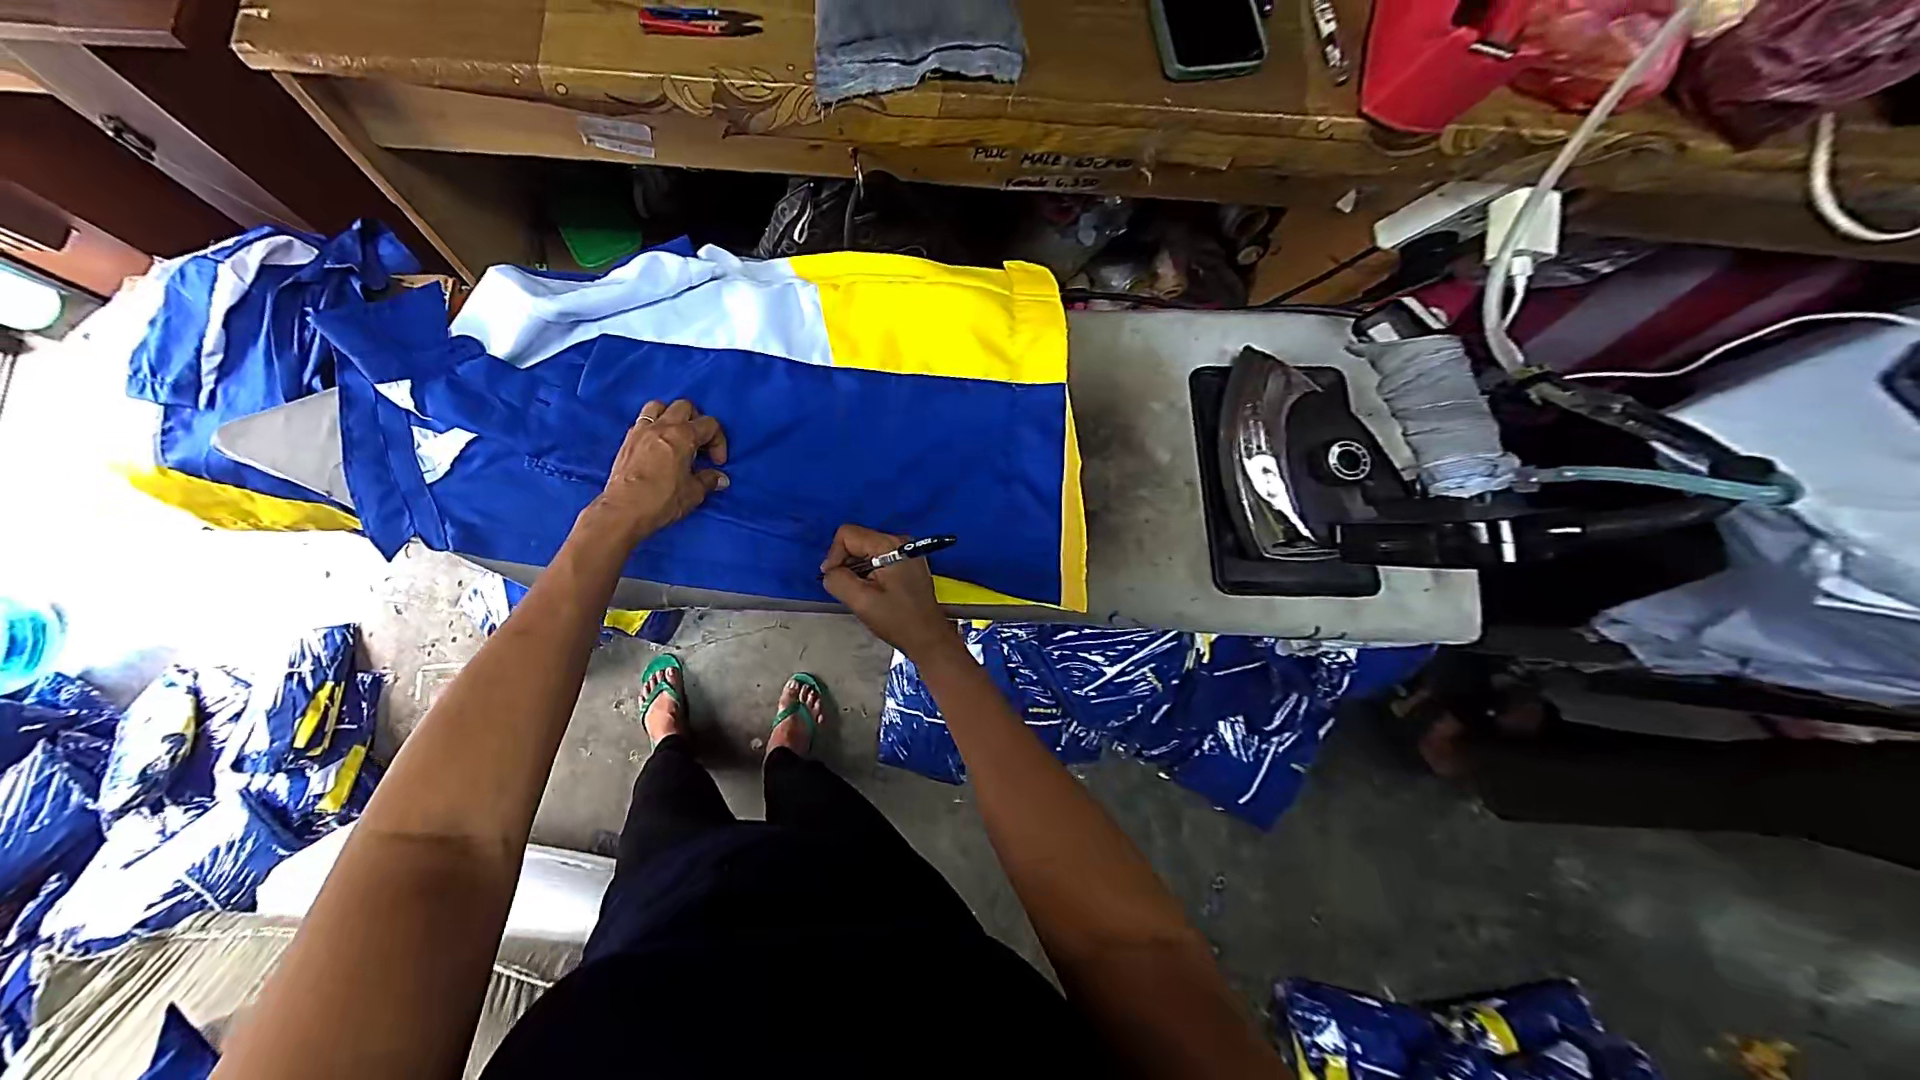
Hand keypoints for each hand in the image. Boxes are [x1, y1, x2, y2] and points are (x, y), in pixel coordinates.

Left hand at [588, 399, 728, 541]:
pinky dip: (654, 427)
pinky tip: (658, 445)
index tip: (717, 462)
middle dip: (697, 422)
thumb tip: (720, 478)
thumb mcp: (693, 493)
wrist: (624, 510)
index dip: (719, 442)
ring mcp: (641, 431)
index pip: (709, 425)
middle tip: (699, 444)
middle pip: (685, 407)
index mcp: (683, 436)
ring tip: (676, 436)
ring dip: (671, 417)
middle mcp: (662, 426)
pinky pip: (643, 421)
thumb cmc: (662, 500)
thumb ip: (708, 480)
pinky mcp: (627, 440)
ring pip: (659, 406)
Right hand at [820, 524, 957, 659]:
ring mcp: (906, 551)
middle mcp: (900, 541)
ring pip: (865, 551)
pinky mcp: (907, 562)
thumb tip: (830, 571)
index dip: (834, 556)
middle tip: (851, 591)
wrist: (928, 637)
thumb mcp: (861, 601)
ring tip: (864, 594)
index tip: (836, 580)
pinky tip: (874, 592)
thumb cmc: (898, 621)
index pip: (847, 534)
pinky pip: (877, 559)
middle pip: (857, 541)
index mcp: (890, 545)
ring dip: (857, 571)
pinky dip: (869, 573)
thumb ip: (837, 580)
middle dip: (847, 564)